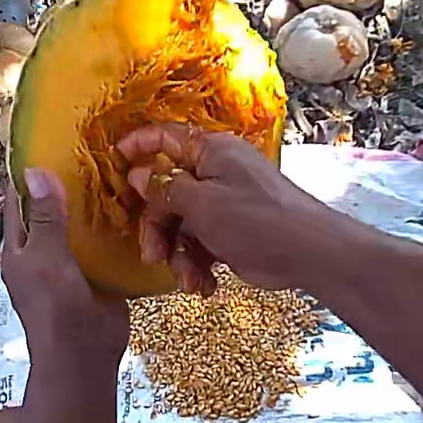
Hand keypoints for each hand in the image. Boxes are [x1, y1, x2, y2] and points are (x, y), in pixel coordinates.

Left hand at [3, 169, 129, 376]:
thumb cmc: (55, 306)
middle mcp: (44, 255)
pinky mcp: (98, 274)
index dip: (28, 177)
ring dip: (93, 207)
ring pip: (80, 228)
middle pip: (52, 213)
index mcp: (21, 251)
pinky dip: (114, 229)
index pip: (19, 205)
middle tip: (92, 153)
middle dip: (66, 188)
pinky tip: (131, 208)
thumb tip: (34, 171)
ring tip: (115, 172)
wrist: (86, 352)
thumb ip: (44, 217)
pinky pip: (104, 246)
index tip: (48, 144)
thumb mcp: (46, 257)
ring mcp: (72, 265)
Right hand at [115, 124, 340, 293]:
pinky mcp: (229, 232)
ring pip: (181, 225)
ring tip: (189, 280)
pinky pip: (200, 243)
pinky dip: (198, 265)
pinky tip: (204, 284)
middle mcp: (214, 173)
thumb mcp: (202, 205)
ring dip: (178, 255)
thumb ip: (165, 188)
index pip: (165, 138)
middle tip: (153, 255)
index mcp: (209, 152)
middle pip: (167, 193)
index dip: (137, 147)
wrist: (308, 254)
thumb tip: (137, 173)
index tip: (115, 163)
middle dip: (158, 228)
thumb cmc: (256, 221)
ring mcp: (223, 204)